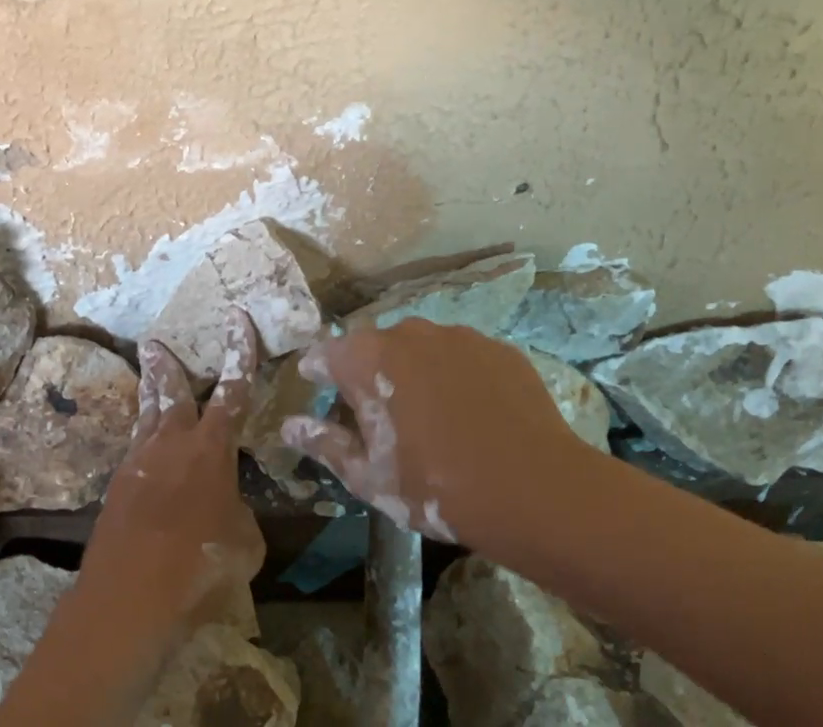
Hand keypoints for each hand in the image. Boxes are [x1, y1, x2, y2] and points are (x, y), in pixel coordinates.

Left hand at [77, 309, 265, 641]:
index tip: (236, 318)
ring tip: (147, 375)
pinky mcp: (117, 489)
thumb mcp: (244, 543)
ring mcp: (138, 465)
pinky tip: (146, 455)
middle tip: (154, 342)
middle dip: (168, 366)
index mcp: (211, 450)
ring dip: (149, 393)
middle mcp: (171, 445)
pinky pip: (135, 451)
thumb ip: (237, 513)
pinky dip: (144, 442)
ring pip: (146, 417)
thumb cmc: (200, 567)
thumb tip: (227, 507)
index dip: (240, 353)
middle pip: (171, 393)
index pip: (233, 391)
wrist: (129, 596)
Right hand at [281, 319, 596, 544]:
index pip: (326, 354)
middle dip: (370, 374)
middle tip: (379, 418)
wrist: (535, 489)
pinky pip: (463, 358)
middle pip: (374, 347)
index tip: (322, 394)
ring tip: (429, 416)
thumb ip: (324, 444)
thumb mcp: (368, 476)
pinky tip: (471, 415)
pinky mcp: (499, 350)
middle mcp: (409, 333)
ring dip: (415, 373)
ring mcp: (459, 337)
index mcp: (367, 358)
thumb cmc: (435, 485)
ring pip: (421, 349)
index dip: (319, 375)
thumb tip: (287, 426)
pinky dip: (457, 378)